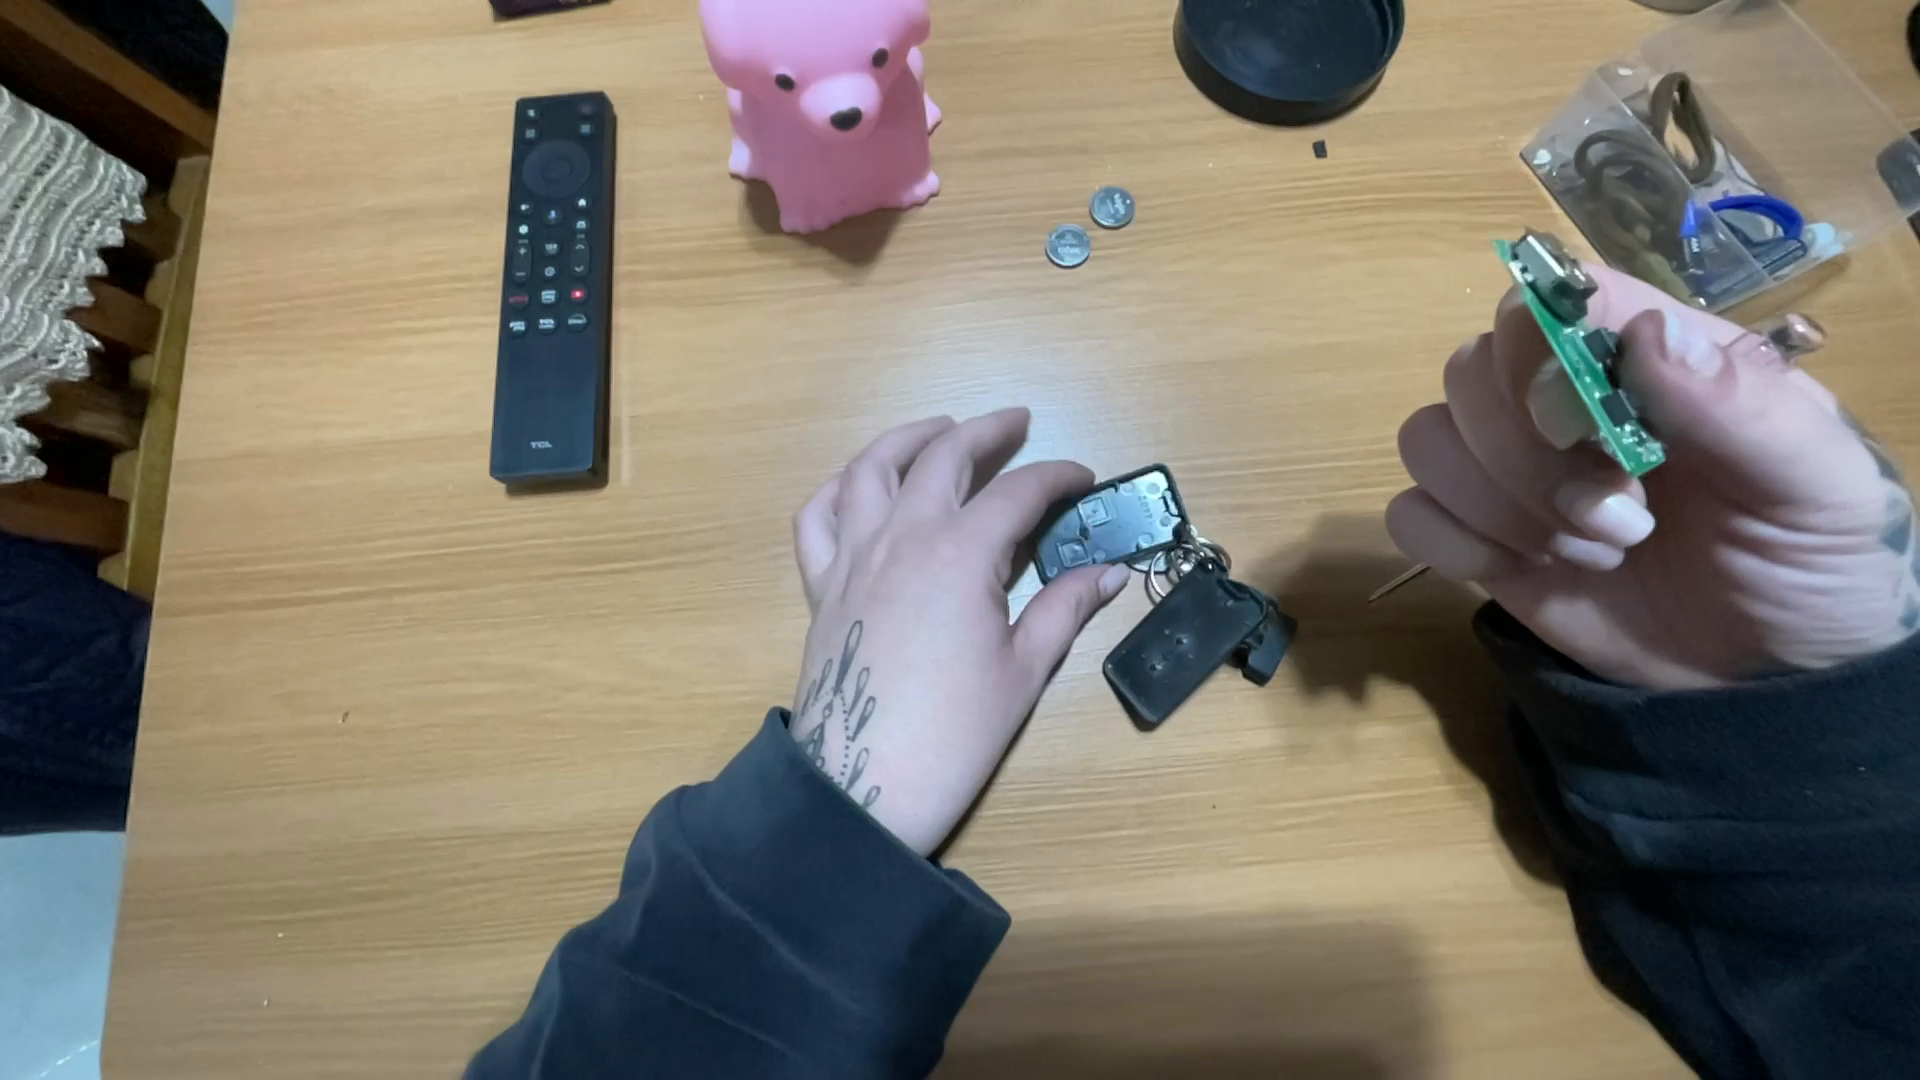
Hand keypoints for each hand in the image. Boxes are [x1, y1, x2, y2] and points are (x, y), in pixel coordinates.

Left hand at [789, 408, 1131, 855]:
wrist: (862, 788)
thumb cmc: (953, 734)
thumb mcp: (1024, 671)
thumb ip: (1065, 609)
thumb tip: (1112, 573)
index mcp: (960, 554)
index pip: (1017, 493)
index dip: (1056, 477)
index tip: (1082, 477)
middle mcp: (902, 537)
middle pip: (943, 457)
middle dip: (986, 432)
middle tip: (1016, 424)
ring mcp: (853, 556)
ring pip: (871, 469)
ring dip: (909, 439)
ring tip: (940, 432)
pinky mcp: (822, 585)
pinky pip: (817, 518)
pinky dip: (840, 489)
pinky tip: (862, 485)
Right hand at [1389, 265, 1918, 688]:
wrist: (1749, 672)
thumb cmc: (1804, 567)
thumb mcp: (1821, 488)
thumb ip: (1746, 406)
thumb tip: (1642, 332)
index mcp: (1640, 365)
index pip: (1546, 303)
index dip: (1537, 345)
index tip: (1578, 419)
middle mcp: (1549, 406)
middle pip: (1465, 372)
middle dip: (1527, 456)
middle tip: (1618, 515)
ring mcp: (1496, 472)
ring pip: (1424, 440)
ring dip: (1497, 507)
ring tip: (1587, 551)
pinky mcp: (1462, 532)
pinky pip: (1406, 513)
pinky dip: (1452, 544)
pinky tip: (1516, 569)